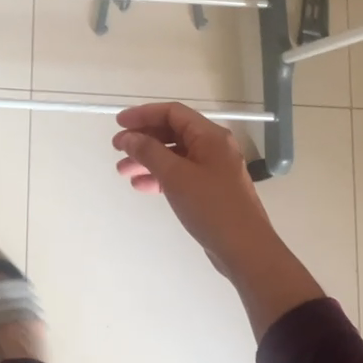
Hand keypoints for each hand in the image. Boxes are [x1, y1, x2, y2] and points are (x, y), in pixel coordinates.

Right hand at [112, 103, 323, 335]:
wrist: (245, 249)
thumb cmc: (211, 207)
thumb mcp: (175, 176)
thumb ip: (148, 152)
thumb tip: (128, 137)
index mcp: (210, 137)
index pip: (172, 113)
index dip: (143, 114)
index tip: (119, 124)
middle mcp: (213, 148)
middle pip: (172, 133)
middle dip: (143, 139)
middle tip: (117, 148)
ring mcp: (213, 170)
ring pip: (174, 156)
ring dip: (147, 160)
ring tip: (122, 171)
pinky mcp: (210, 190)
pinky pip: (180, 175)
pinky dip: (160, 177)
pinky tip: (141, 186)